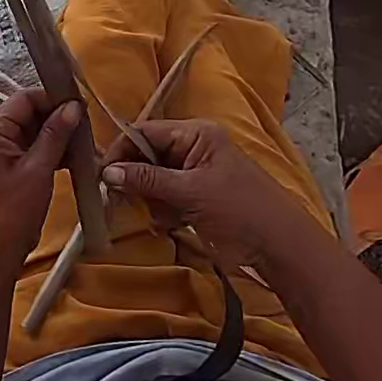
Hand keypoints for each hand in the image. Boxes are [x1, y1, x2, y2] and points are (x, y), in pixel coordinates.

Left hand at [0, 90, 82, 266]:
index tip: (81, 106)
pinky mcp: (11, 168)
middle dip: (58, 117)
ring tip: (84, 144)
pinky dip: (53, 151)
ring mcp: (1, 152)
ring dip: (58, 136)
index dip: (53, 98)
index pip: (25, 98)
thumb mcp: (38, 170)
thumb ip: (55, 134)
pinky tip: (74, 158)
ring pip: (34, 131)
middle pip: (29, 113)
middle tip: (86, 127)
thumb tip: (73, 106)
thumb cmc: (12, 212)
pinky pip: (34, 149)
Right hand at [101, 119, 318, 267]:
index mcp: (195, 135)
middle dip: (137, 179)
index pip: (145, 132)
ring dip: (150, 199)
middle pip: (146, 156)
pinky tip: (170, 224)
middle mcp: (193, 149)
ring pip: (153, 180)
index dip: (122, 151)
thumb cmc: (239, 210)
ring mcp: (194, 174)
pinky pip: (165, 198)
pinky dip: (162, 211)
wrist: (279, 248)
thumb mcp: (190, 192)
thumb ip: (147, 179)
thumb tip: (108, 171)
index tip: (102, 174)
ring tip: (163, 216)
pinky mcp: (195, 198)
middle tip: (125, 199)